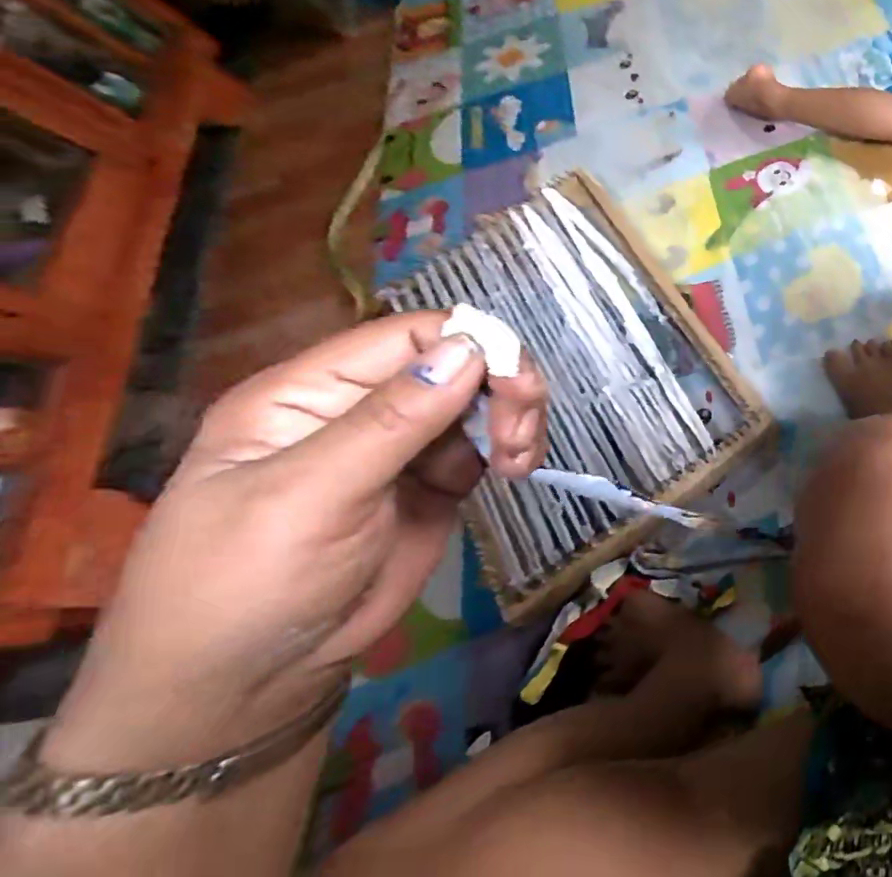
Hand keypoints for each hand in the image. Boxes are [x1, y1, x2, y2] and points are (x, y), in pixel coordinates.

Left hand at [43, 312, 546, 770]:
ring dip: (516, 419)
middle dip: (504, 386)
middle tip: (520, 434)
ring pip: (485, 400)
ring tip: (518, 463)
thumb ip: (393, 420)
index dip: (472, 343)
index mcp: (310, 392)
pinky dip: (515, 448)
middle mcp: (363, 406)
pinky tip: (516, 472)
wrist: (253, 681)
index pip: (408, 336)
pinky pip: (490, 442)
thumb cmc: (246, 582)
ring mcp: (404, 444)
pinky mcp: (438, 479)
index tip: (514, 385)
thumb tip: (470, 347)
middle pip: (460, 362)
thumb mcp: (311, 496)